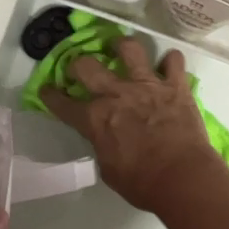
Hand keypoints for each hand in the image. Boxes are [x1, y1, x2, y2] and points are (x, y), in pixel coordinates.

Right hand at [40, 35, 227, 214]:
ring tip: (120, 46)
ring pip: (130, 50)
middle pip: (87, 66)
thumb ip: (103, 145)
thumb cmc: (142, 183)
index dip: (51, 96)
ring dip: (122, 45)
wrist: (181, 177)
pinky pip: (174, 60)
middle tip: (79, 66)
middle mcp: (117, 94)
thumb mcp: (109, 169)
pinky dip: (171, 60)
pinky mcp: (175, 85)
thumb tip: (104, 137)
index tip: (47, 89)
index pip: (64, 104)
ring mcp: (147, 85)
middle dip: (77, 63)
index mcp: (96, 119)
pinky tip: (169, 63)